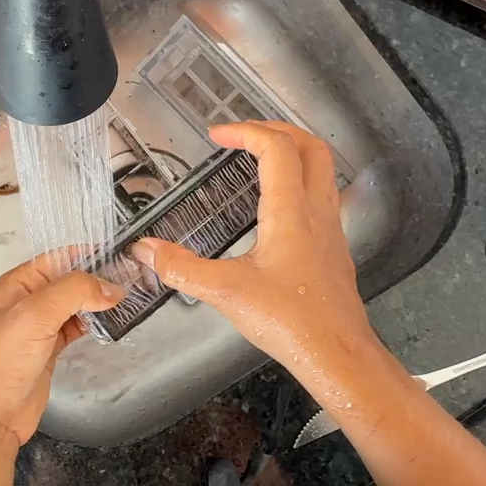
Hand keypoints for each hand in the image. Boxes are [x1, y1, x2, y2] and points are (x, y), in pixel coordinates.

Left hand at [0, 254, 124, 445]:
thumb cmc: (2, 360)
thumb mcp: (36, 314)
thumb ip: (74, 292)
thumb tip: (112, 288)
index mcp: (19, 283)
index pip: (59, 257)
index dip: (89, 254)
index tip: (122, 255)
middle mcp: (29, 300)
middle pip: (71, 280)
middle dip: (99, 278)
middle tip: (134, 279)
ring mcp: (40, 325)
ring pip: (77, 304)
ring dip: (99, 302)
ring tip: (130, 299)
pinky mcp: (50, 348)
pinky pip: (77, 327)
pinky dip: (95, 323)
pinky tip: (112, 323)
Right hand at [130, 121, 382, 379]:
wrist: (338, 355)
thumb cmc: (290, 322)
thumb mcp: (225, 292)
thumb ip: (181, 268)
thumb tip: (147, 250)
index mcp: (290, 212)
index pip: (276, 148)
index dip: (245, 132)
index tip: (217, 136)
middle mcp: (316, 212)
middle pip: (310, 146)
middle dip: (275, 130)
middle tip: (243, 135)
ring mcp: (330, 230)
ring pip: (322, 170)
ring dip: (292, 153)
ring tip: (259, 159)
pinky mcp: (333, 249)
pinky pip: (322, 197)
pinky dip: (299, 182)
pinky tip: (276, 207)